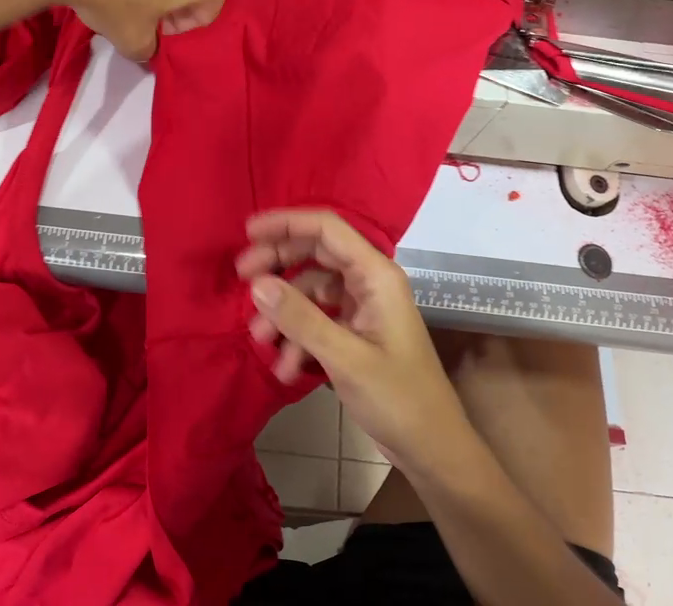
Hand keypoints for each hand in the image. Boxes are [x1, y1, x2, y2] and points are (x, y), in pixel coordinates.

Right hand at [236, 209, 472, 470]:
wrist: (432, 448)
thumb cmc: (398, 398)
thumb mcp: (345, 357)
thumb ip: (300, 318)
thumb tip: (258, 284)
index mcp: (376, 275)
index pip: (326, 229)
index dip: (286, 223)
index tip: (248, 232)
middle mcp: (369, 283)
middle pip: (315, 255)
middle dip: (277, 265)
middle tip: (240, 279)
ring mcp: (363, 308)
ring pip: (311, 291)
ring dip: (283, 312)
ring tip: (260, 341)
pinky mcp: (356, 333)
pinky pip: (318, 320)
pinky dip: (297, 338)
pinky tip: (286, 369)